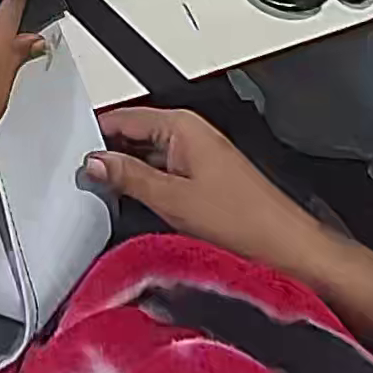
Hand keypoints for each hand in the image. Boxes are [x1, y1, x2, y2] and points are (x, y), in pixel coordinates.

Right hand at [83, 107, 334, 278]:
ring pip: (146, 154)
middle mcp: (189, 132)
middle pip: (133, 134)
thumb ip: (128, 176)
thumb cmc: (248, 223)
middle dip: (112, 155)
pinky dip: (147, 184)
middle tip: (91, 178)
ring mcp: (196, 154)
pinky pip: (161, 170)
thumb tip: (96, 161)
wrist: (294, 254)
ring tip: (112, 193)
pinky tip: (138, 203)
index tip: (79, 157)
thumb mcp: (173, 199)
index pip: (121, 117)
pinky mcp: (202, 176)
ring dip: (129, 172)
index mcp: (180, 124)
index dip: (96, 135)